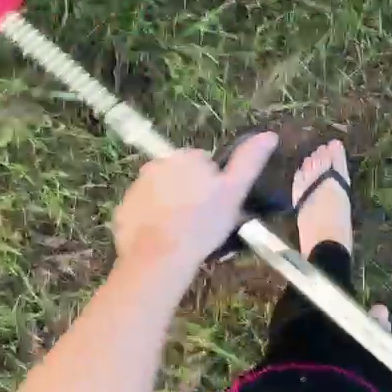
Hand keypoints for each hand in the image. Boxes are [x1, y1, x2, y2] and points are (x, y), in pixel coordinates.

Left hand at [109, 133, 275, 284]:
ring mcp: (135, 188)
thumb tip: (269, 134)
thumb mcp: (235, 192)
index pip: (204, 162)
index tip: (217, 205)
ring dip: (170, 206)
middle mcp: (156, 164)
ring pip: (160, 193)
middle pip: (180, 175)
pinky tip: (163, 239)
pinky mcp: (122, 211)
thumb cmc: (203, 223)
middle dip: (190, 192)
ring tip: (183, 232)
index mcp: (186, 157)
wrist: (160, 257)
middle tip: (202, 220)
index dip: (214, 185)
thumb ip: (250, 161)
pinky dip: (151, 222)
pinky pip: (142, 212)